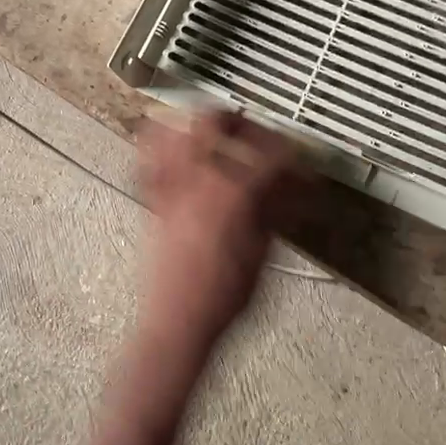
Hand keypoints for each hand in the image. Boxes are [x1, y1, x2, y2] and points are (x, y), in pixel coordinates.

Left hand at [136, 111, 300, 347]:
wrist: (178, 325)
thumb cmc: (224, 297)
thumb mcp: (263, 254)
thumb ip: (275, 212)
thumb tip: (291, 190)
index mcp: (235, 194)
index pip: (270, 155)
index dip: (290, 153)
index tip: (297, 160)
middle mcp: (200, 181)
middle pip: (214, 122)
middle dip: (238, 119)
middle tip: (252, 129)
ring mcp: (172, 188)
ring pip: (175, 132)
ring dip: (195, 121)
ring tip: (213, 123)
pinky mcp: (154, 202)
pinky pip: (147, 161)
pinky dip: (156, 142)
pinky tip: (166, 136)